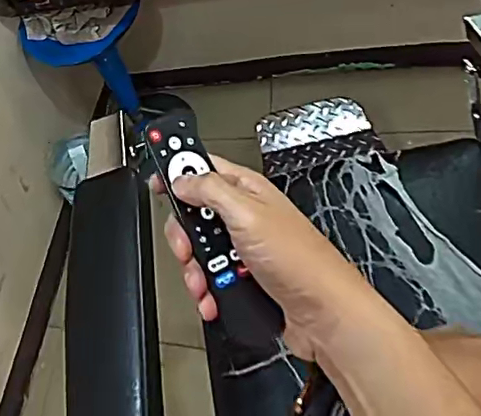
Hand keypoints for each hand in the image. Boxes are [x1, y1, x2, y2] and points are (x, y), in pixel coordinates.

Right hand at [154, 154, 377, 360]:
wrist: (325, 315)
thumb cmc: (299, 259)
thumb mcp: (247, 214)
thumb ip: (210, 190)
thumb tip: (182, 177)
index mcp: (244, 188)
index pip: (202, 166)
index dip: (177, 169)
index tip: (155, 178)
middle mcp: (243, 213)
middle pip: (194, 213)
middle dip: (184, 234)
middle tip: (189, 247)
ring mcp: (244, 246)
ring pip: (200, 249)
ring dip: (196, 269)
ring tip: (206, 281)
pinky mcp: (244, 275)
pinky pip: (212, 277)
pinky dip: (208, 290)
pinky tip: (214, 297)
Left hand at [422, 331, 480, 414]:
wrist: (409, 382)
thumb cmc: (461, 401)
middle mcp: (475, 341)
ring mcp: (445, 338)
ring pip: (469, 357)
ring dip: (476, 375)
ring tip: (480, 398)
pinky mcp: (417, 343)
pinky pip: (443, 359)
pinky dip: (451, 373)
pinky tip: (447, 391)